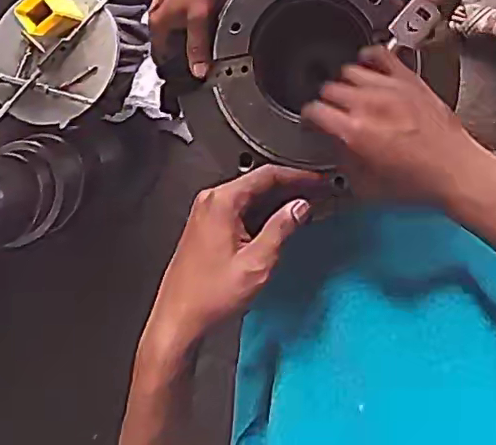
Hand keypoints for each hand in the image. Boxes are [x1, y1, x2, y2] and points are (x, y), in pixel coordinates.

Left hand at [139, 165, 326, 358]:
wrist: (177, 320)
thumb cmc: (210, 296)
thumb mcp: (256, 264)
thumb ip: (281, 229)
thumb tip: (300, 207)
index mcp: (223, 201)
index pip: (268, 175)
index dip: (298, 176)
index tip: (318, 181)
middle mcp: (212, 200)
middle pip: (259, 182)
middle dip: (291, 188)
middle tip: (317, 194)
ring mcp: (208, 211)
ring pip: (251, 196)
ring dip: (278, 201)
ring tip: (303, 209)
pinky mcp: (208, 225)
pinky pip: (241, 209)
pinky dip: (263, 213)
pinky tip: (279, 224)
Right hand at [148, 0, 219, 78]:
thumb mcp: (199, 17)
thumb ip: (198, 45)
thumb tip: (198, 71)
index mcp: (157, 27)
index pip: (163, 59)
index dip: (177, 68)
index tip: (190, 73)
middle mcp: (155, 19)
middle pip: (169, 46)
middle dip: (184, 53)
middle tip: (201, 54)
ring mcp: (162, 9)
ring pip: (174, 33)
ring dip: (186, 37)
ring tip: (202, 34)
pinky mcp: (170, 0)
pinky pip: (178, 20)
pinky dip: (187, 23)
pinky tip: (198, 18)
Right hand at [302, 46, 495, 211]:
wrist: (458, 173)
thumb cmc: (421, 184)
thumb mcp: (367, 187)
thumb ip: (343, 160)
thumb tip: (334, 145)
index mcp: (354, 132)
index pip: (314, 110)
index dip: (309, 117)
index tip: (312, 121)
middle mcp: (369, 104)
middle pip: (329, 88)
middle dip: (327, 102)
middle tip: (334, 113)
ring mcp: (389, 88)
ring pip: (350, 70)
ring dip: (346, 84)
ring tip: (352, 95)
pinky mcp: (408, 79)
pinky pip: (379, 54)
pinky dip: (369, 57)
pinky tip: (368, 67)